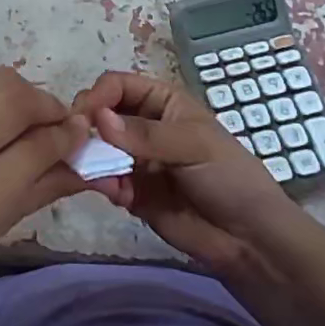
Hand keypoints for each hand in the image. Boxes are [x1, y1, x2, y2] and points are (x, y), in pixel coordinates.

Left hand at [0, 68, 92, 289]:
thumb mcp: (6, 222)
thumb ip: (52, 184)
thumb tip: (92, 151)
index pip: (32, 148)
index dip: (66, 136)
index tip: (83, 134)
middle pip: (15, 101)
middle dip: (50, 106)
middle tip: (62, 123)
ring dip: (28, 95)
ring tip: (36, 119)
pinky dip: (4, 96)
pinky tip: (9, 119)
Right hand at [72, 71, 292, 272]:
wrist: (248, 240)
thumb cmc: (230, 177)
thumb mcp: (194, 145)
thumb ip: (146, 134)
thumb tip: (98, 119)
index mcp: (162, 102)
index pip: (118, 85)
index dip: (99, 95)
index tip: (84, 115)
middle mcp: (143, 126)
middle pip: (100, 113)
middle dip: (86, 124)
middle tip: (76, 141)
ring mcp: (134, 160)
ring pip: (96, 148)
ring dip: (88, 156)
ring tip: (89, 170)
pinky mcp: (128, 191)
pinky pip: (103, 180)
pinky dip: (100, 183)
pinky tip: (113, 192)